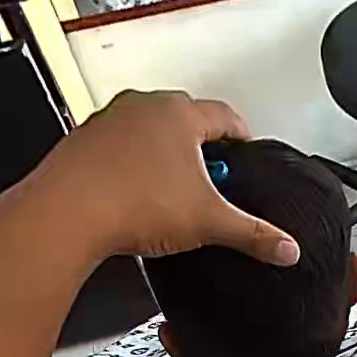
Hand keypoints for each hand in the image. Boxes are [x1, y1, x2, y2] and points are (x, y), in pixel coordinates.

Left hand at [0, 90, 299, 267]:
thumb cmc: (133, 203)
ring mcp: (111, 122)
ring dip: (169, 157)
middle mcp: (142, 108)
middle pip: (187, 121)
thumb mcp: (211, 223)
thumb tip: (286, 248)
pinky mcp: (87, 143)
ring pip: (153, 133)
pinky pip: (124, 149)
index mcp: (178, 115)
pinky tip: (144, 199)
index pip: (224, 116)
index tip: (246, 149)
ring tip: (179, 194)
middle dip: (205, 149)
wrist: (70, 213)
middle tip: (215, 182)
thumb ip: (255, 235)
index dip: (241, 136)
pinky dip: (139, 168)